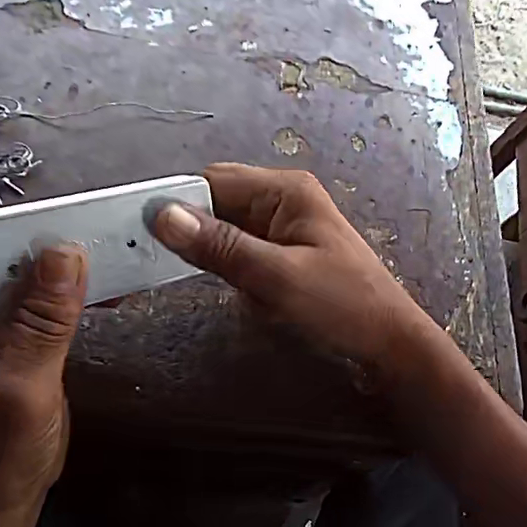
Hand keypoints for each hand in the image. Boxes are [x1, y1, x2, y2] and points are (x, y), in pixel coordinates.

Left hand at [0, 200, 88, 526]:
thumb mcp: (22, 394)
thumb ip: (42, 324)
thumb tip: (64, 251)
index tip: (17, 233)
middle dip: (16, 236)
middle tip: (73, 246)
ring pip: (0, 268)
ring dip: (48, 262)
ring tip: (99, 265)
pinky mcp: (5, 340)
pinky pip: (29, 297)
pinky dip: (62, 289)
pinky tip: (101, 293)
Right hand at [151, 163, 436, 374]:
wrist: (390, 345)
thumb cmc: (344, 307)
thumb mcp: (278, 278)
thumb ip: (221, 247)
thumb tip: (162, 214)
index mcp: (287, 192)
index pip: (212, 181)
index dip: (175, 203)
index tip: (137, 231)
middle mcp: (285, 202)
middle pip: (217, 205)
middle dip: (192, 233)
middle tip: (154, 260)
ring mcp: (287, 231)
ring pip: (228, 232)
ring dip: (211, 255)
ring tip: (191, 277)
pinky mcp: (288, 258)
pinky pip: (245, 255)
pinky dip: (231, 271)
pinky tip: (229, 290)